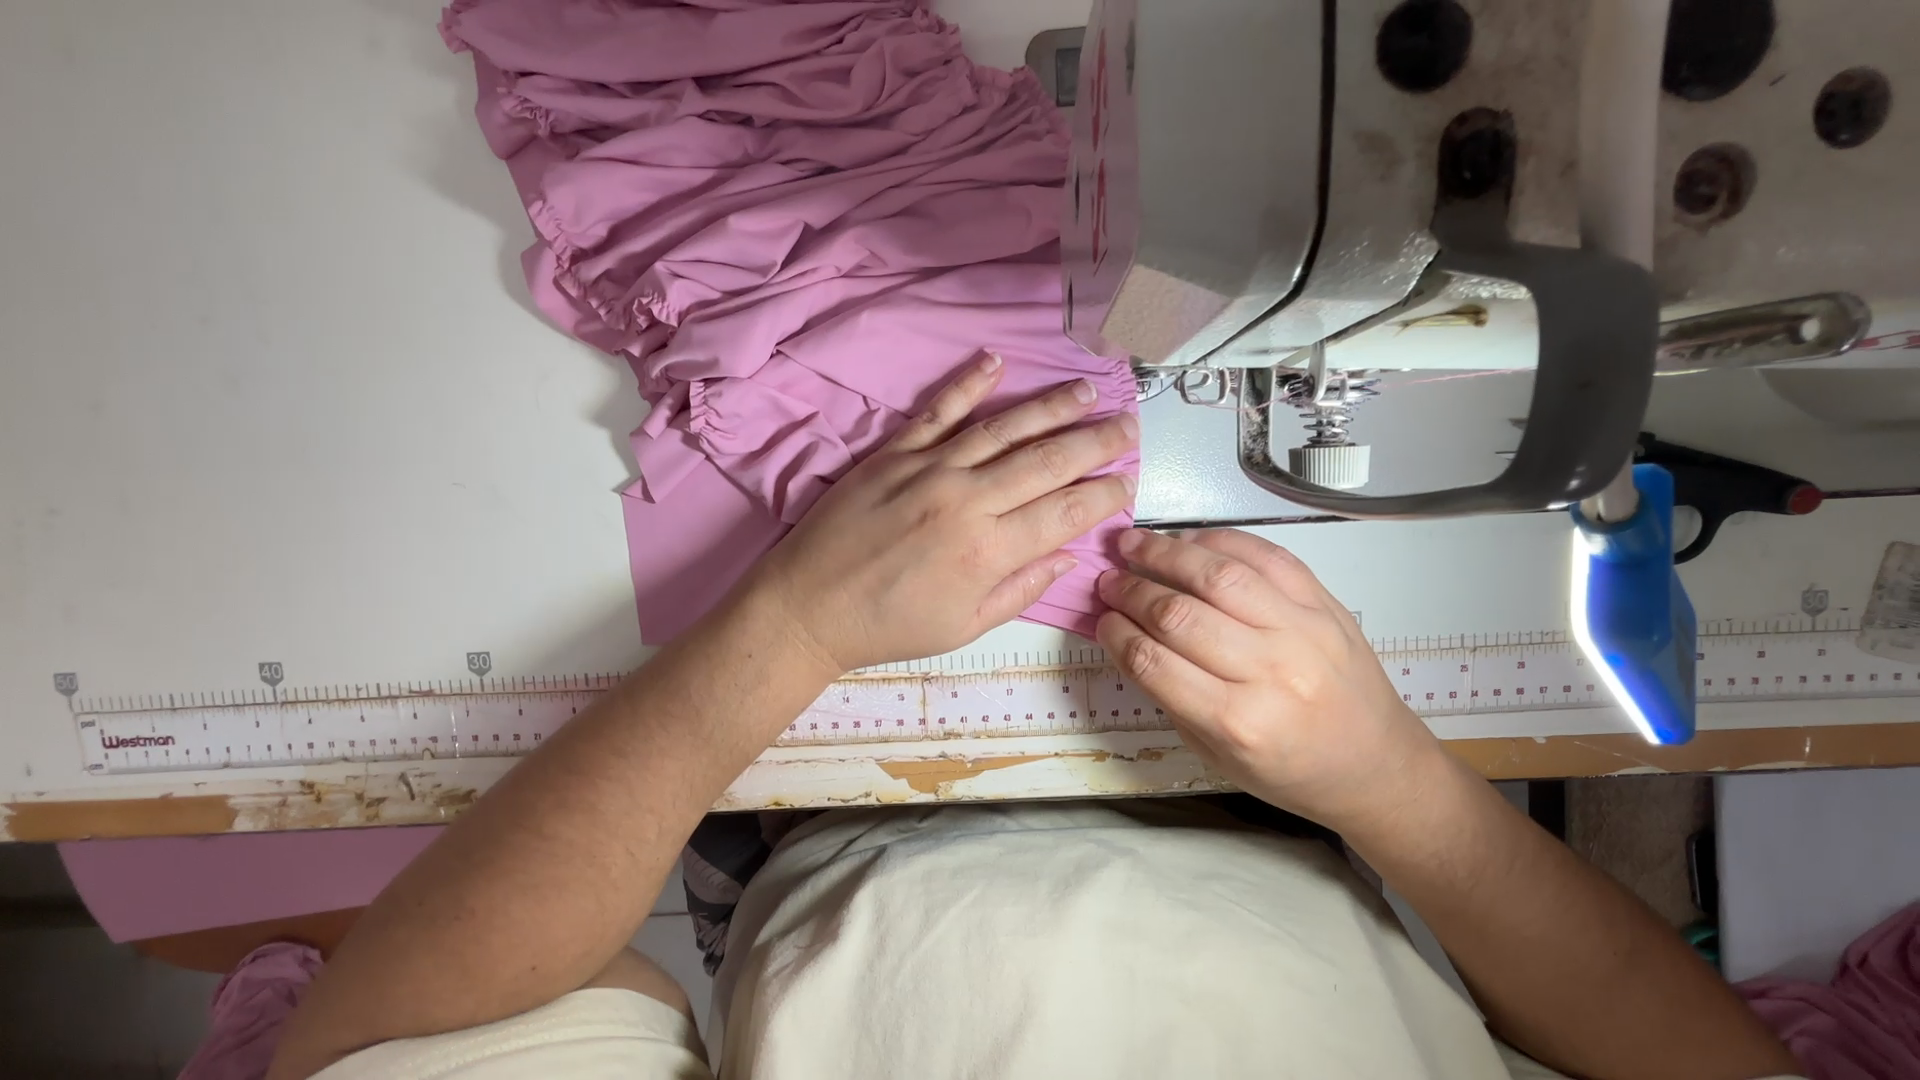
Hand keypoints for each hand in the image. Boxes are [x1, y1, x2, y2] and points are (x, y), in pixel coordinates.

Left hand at [748, 353, 1136, 673]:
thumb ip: (1021, 589)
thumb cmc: (890, 627)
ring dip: (1050, 407)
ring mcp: (929, 470)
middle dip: (1096, 441)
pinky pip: (938, 410)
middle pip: (1047, 461)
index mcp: (988, 552)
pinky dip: (967, 383)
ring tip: (1086, 390)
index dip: (1104, 493)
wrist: (809, 607)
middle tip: (1129, 424)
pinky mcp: (894, 453)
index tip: (1129, 479)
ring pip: (1004, 429)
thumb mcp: (964, 627)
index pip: (1066, 512)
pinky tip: (996, 360)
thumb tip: (1069, 555)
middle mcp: (967, 501)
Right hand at [1094, 528, 1446, 831]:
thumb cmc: (1289, 770)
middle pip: (1179, 615)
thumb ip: (1170, 692)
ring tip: (1134, 544)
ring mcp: (1303, 631)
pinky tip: (1190, 541)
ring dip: (1167, 553)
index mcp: (1237, 722)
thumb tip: (1127, 634)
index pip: (1154, 661)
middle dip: (1131, 591)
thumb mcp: (1215, 753)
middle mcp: (1270, 672)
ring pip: (1220, 575)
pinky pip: (1268, 556)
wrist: (1376, 764)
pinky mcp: (1325, 604)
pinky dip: (1222, 540)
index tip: (1100, 618)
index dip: (1117, 632)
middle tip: (1107, 580)